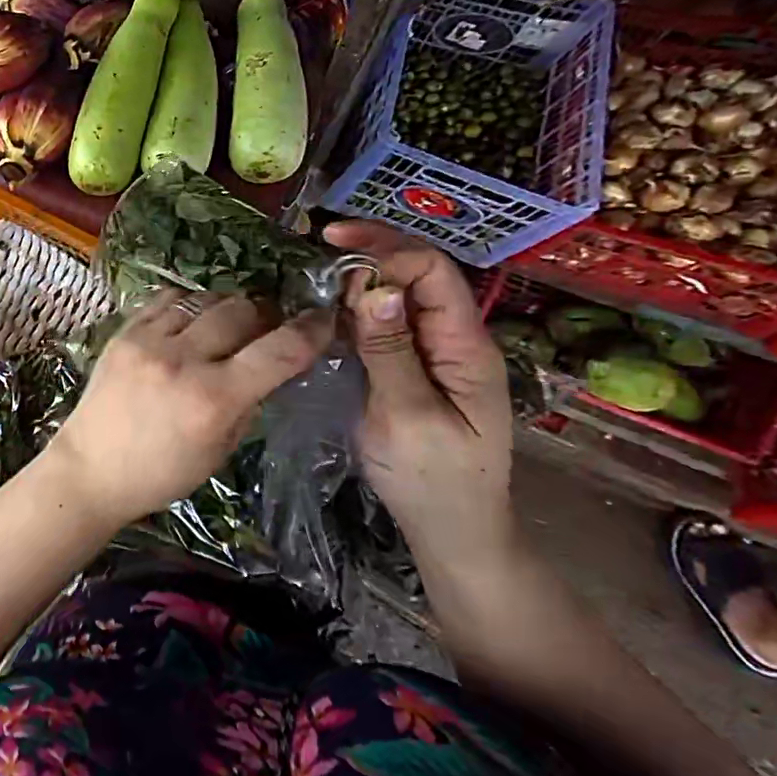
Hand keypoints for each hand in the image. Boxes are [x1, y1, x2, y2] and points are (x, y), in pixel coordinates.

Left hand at [45, 290, 327, 526]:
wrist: (90, 468)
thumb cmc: (160, 473)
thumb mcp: (220, 450)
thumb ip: (250, 403)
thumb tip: (272, 367)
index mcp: (213, 400)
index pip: (278, 351)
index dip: (310, 331)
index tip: (323, 320)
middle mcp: (181, 361)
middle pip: (241, 311)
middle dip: (265, 315)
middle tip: (268, 326)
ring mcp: (147, 342)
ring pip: (204, 299)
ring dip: (225, 307)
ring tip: (228, 324)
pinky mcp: (123, 333)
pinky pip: (166, 300)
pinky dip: (188, 305)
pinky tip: (190, 321)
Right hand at [323, 221, 516, 568]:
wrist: (450, 530)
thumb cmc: (433, 480)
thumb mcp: (407, 417)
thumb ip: (390, 352)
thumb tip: (374, 287)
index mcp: (465, 346)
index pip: (432, 272)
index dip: (386, 248)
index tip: (332, 245)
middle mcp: (451, 339)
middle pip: (416, 276)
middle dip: (369, 255)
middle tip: (314, 257)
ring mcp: (430, 354)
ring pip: (396, 298)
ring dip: (356, 282)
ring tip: (311, 279)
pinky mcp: (408, 368)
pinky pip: (382, 326)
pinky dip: (352, 312)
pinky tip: (323, 313)